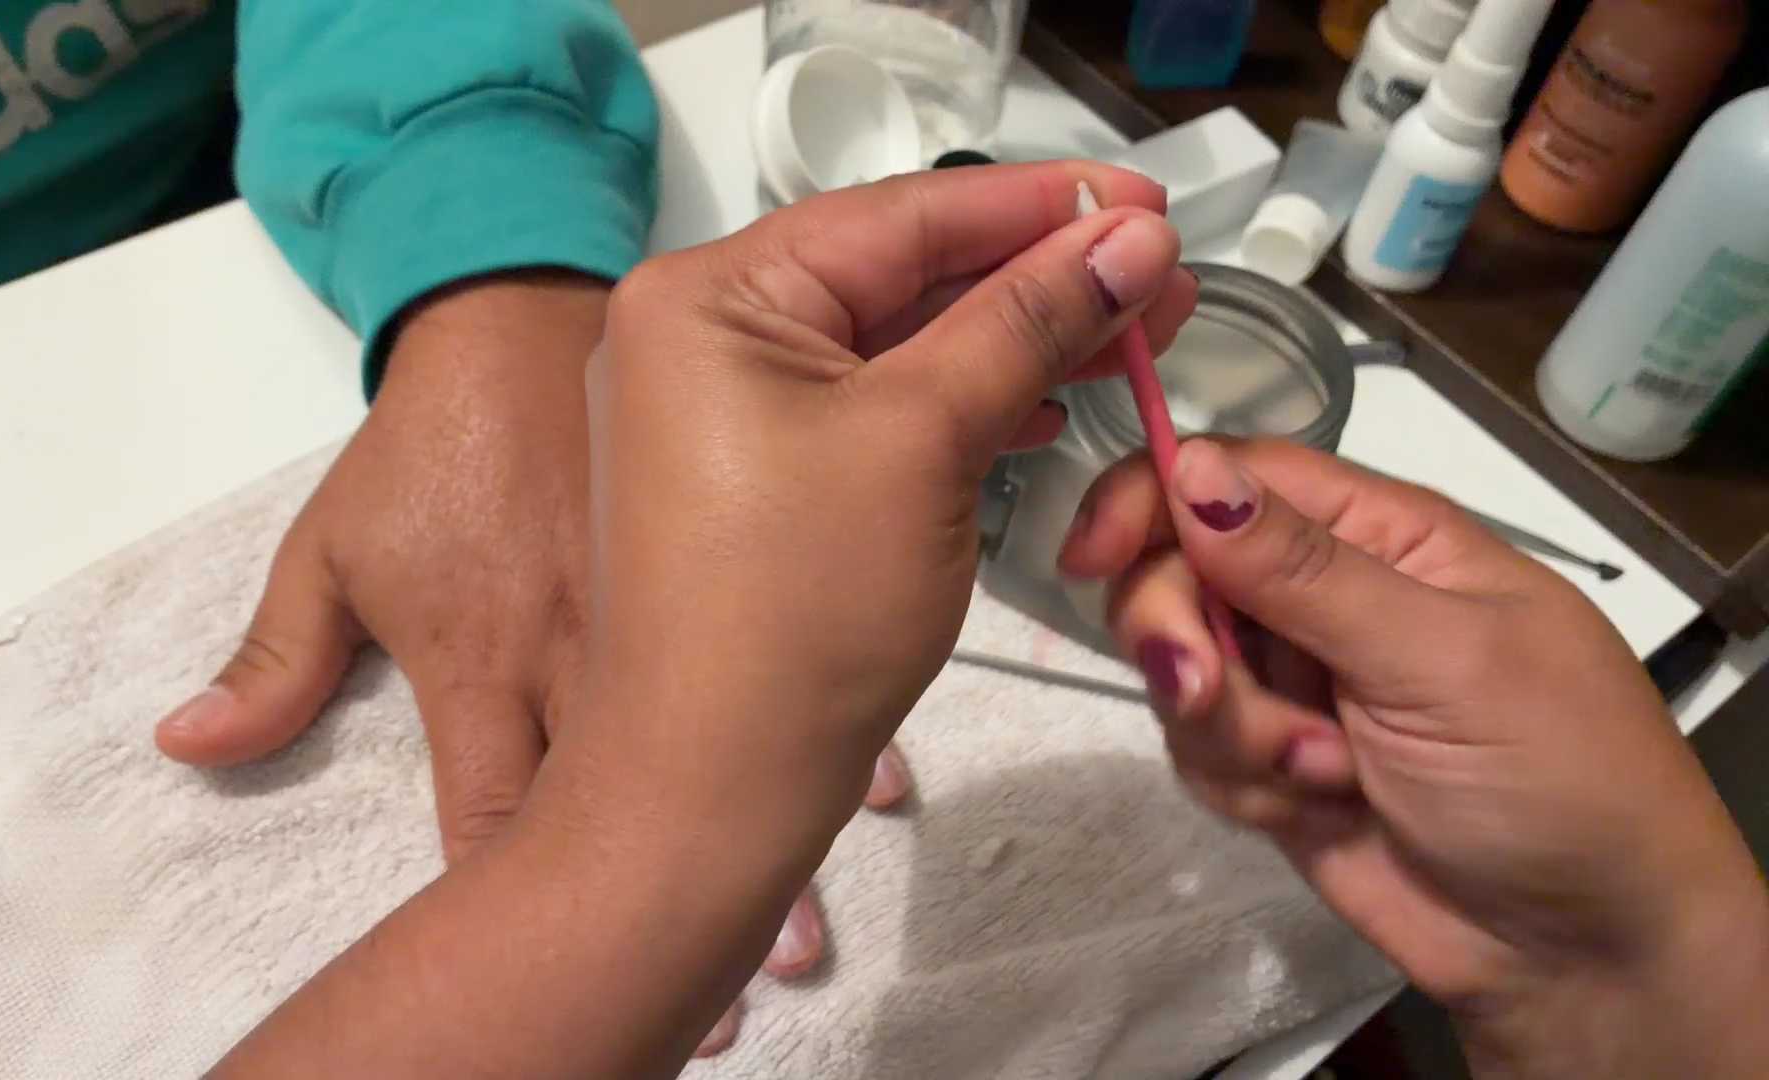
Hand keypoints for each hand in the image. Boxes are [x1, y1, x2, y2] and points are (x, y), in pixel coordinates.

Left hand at [147, 270, 907, 1056]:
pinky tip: (873, 774)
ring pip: (709, 735)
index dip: (539, 907)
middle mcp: (573, 654)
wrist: (516, 323)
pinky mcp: (704, 563)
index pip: (498, 819)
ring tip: (810, 921)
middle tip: (740, 989)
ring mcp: (647, 608)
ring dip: (763, 833)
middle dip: (675, 900)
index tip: (595, 973)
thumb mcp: (341, 539)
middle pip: (623, 802)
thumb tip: (193, 754)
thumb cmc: (434, 440)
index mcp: (483, 661)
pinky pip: (767, 649)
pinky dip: (815, 717)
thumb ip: (278, 653)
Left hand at [496, 163, 1192, 1061]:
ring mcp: (720, 414)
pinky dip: (948, 405)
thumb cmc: (798, 614)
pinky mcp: (752, 476)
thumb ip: (1025, 323)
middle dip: (1029, 281)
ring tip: (1116, 337)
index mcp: (707, 299)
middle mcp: (697, 340)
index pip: (896, 216)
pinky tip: (1029, 403)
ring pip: (887, 351)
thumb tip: (1127, 237)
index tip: (1144, 200)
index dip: (1034, 204)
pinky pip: (864, 413)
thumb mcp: (922, 440)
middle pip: (894, 280)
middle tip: (1150, 276)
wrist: (714, 782)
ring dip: (1001, 345)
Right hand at [1061, 439, 1768, 1075]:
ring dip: (1231, 729)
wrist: (1570, 954)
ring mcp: (1270, 671)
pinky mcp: (1248, 742)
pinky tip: (1316, 806)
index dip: (1141, 500)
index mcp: (1367, 536)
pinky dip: (1240, 779)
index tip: (1087, 558)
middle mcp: (1303, 591)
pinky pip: (1186, 740)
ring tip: (1320, 774)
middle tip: (1204, 696)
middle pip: (1170, 572)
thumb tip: (1189, 467)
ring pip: (1171, 665)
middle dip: (1178, 639)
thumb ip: (1303, 568)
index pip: (1224, 477)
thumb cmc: (1551, 779)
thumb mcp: (1441, 660)